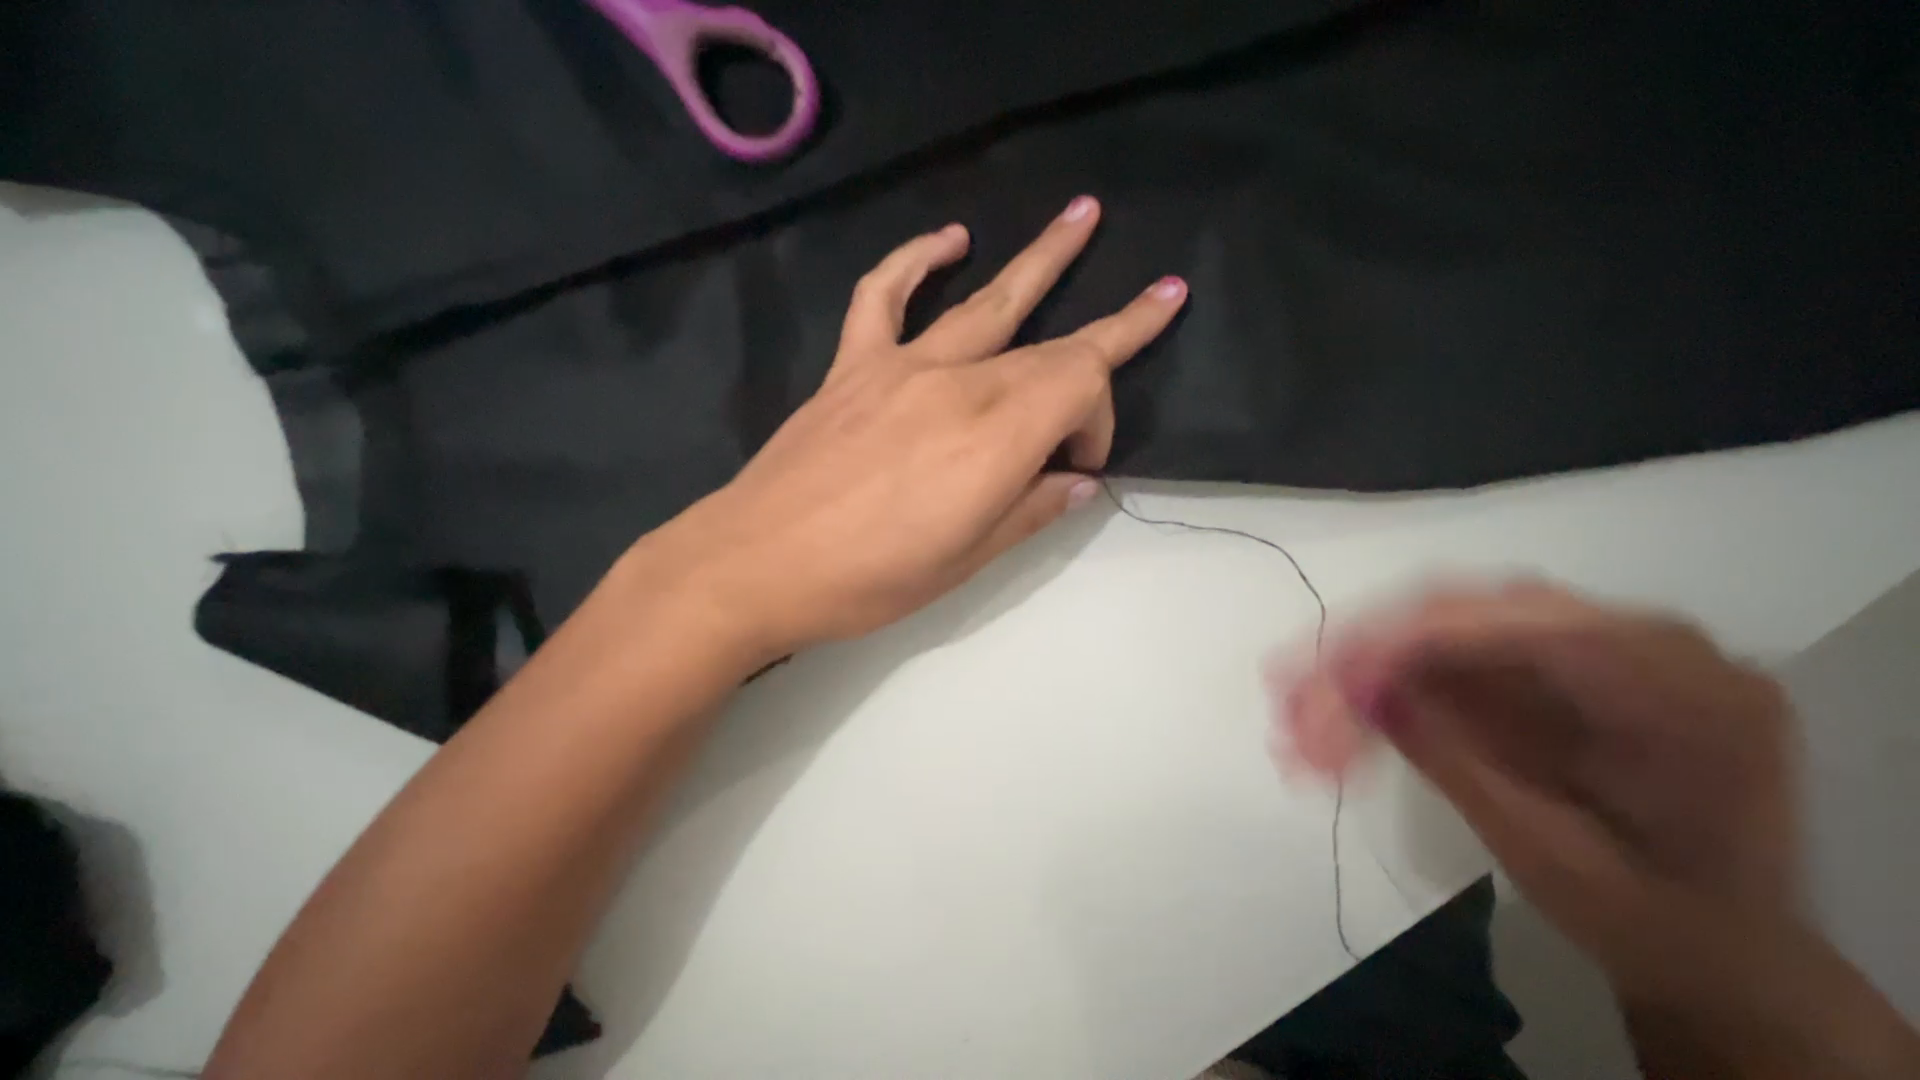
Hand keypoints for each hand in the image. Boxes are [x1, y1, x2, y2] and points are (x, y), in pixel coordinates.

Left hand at [625, 197, 1185, 662]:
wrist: (754, 564)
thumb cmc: (867, 580)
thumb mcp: (966, 562)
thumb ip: (1030, 511)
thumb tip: (1077, 482)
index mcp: (995, 436)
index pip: (1081, 384)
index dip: (1100, 418)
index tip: (1078, 467)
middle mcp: (959, 384)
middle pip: (1050, 346)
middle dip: (1111, 331)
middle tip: (1164, 297)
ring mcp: (902, 366)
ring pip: (986, 301)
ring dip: (1042, 258)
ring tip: (1084, 215)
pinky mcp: (853, 366)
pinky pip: (885, 296)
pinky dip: (916, 260)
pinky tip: (950, 239)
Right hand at [1274, 583, 1801, 1007]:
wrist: (1725, 963)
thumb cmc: (1657, 926)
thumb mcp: (1552, 854)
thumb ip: (1455, 759)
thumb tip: (1356, 686)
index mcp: (1678, 683)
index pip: (1524, 622)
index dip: (1410, 638)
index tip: (1324, 679)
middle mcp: (1640, 643)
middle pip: (1476, 613)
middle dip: (1368, 651)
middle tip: (1287, 695)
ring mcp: (1593, 655)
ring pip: (1452, 631)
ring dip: (1366, 668)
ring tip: (1297, 716)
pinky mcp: (1551, 676)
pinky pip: (1457, 661)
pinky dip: (1392, 688)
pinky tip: (1342, 722)